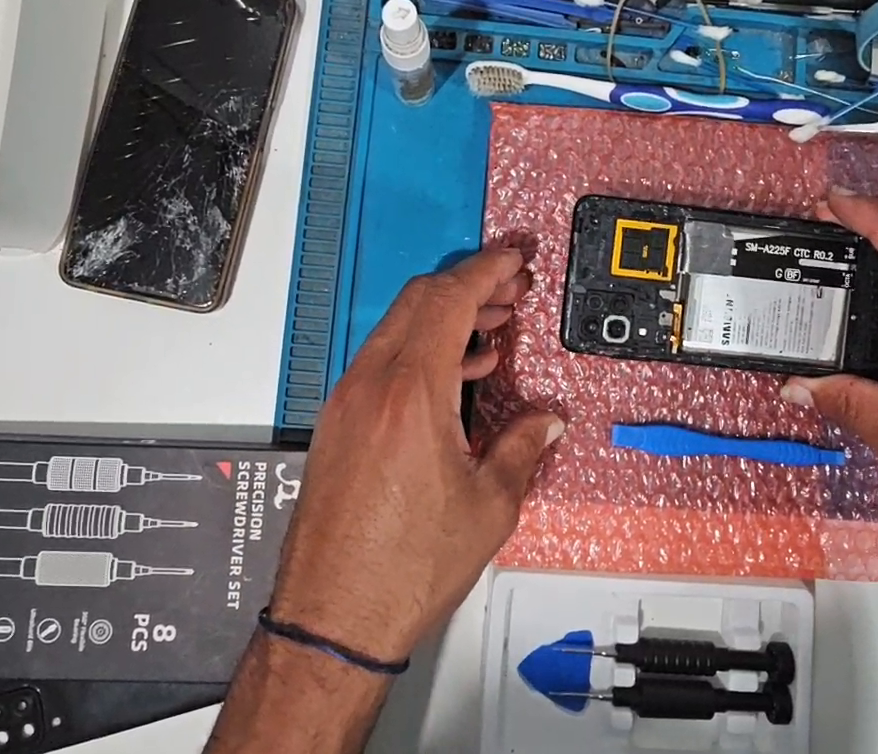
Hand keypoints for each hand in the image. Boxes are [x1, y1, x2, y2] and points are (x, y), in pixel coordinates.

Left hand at [268, 248, 563, 662]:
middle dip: (470, 287)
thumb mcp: (488, 506)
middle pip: (419, 301)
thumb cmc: (400, 570)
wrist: (333, 617)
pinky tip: (454, 376)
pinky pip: (382, 363)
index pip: (449, 299)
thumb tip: (544, 423)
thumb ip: (522, 448)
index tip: (511, 259)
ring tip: (491, 331)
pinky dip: (421, 352)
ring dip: (445, 318)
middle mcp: (370, 388)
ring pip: (398, 329)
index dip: (487, 270)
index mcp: (410, 394)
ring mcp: (347, 404)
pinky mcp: (338, 426)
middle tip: (510, 292)